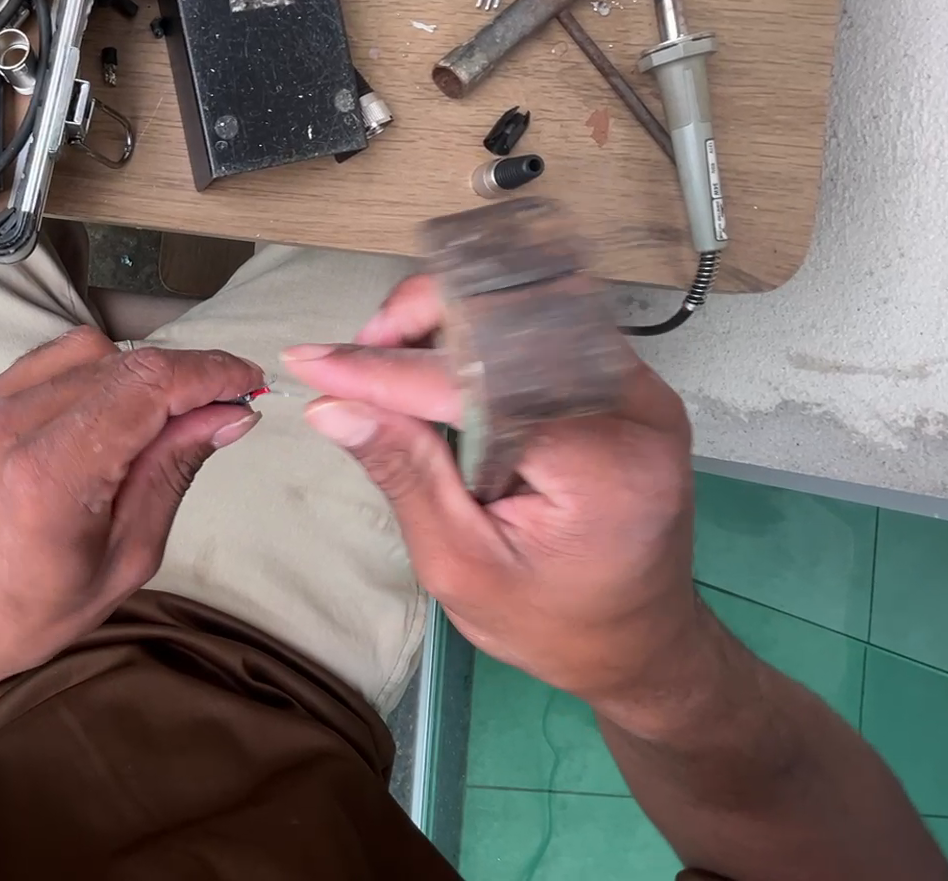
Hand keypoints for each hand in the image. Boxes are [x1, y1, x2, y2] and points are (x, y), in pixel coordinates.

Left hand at [0, 328, 263, 737]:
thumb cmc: (33, 611)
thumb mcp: (126, 559)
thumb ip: (173, 471)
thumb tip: (229, 414)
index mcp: (49, 475)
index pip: (146, 387)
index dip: (209, 373)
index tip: (248, 381)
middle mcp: (9, 423)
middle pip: (122, 362)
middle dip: (183, 375)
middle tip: (217, 408)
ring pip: (87, 350)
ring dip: (137, 374)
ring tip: (156, 419)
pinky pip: (51, 361)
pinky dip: (94, 374)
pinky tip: (106, 413)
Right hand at [280, 275, 704, 713]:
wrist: (637, 640)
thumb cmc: (548, 619)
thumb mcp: (459, 564)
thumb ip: (402, 474)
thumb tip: (330, 408)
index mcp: (604, 465)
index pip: (475, 388)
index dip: (383, 372)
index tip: (310, 362)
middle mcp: (632, 406)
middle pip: (511, 315)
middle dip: (420, 318)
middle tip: (356, 358)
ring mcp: (630, 385)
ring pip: (520, 306)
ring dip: (441, 317)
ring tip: (385, 361)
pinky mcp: (613, 380)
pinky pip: (531, 325)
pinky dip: (467, 329)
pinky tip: (425, 361)